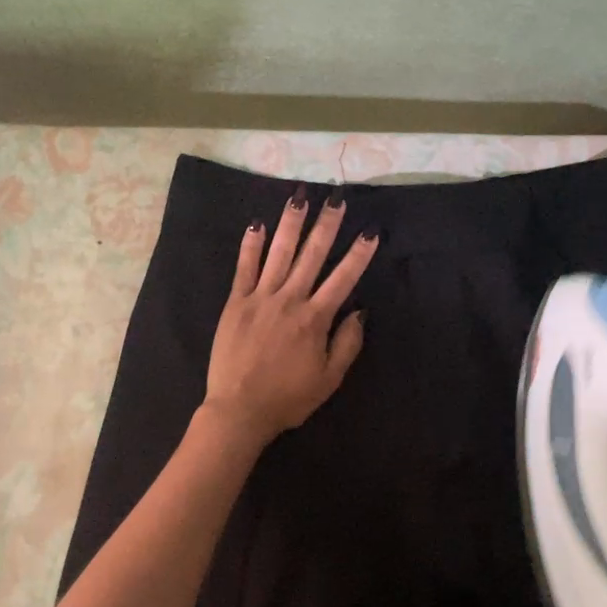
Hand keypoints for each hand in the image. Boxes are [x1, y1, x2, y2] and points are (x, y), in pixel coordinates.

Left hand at [202, 187, 378, 441]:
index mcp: (315, 319)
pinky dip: (251, 246)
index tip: (371, 231)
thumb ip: (347, 343)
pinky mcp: (236, 303)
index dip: (359, 254)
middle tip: (336, 199)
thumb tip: (359, 310)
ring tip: (299, 197)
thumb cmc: (288, 398)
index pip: (343, 279)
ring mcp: (260, 298)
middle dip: (326, 225)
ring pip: (278, 253)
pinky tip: (257, 224)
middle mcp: (289, 300)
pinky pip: (244, 268)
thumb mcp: (329, 379)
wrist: (239, 409)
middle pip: (312, 256)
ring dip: (291, 224)